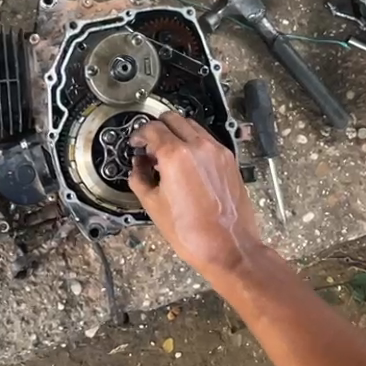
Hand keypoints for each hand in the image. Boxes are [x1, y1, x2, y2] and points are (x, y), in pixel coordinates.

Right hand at [129, 112, 267, 279]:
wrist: (228, 247)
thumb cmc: (193, 232)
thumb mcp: (153, 205)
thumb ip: (139, 178)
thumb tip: (138, 168)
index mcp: (176, 156)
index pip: (152, 129)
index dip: (139, 134)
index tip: (136, 143)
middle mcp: (199, 148)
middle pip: (173, 118)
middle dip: (157, 128)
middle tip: (149, 146)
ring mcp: (217, 152)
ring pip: (192, 126)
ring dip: (176, 133)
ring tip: (167, 155)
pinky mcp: (229, 161)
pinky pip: (207, 140)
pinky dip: (193, 143)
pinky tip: (186, 164)